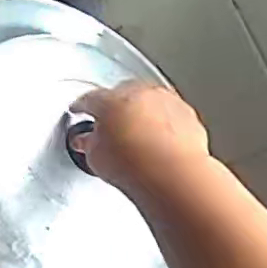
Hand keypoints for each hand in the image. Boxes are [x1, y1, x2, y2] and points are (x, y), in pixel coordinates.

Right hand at [70, 83, 210, 197]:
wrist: (170, 173)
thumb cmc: (133, 162)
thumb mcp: (93, 155)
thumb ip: (88, 141)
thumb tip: (89, 141)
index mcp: (110, 100)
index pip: (90, 99)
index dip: (81, 106)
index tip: (79, 110)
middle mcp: (140, 94)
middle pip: (121, 94)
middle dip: (114, 108)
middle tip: (107, 127)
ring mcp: (166, 102)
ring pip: (148, 102)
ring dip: (140, 115)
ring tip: (133, 139)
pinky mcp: (187, 115)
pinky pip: (169, 114)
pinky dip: (161, 125)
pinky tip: (156, 143)